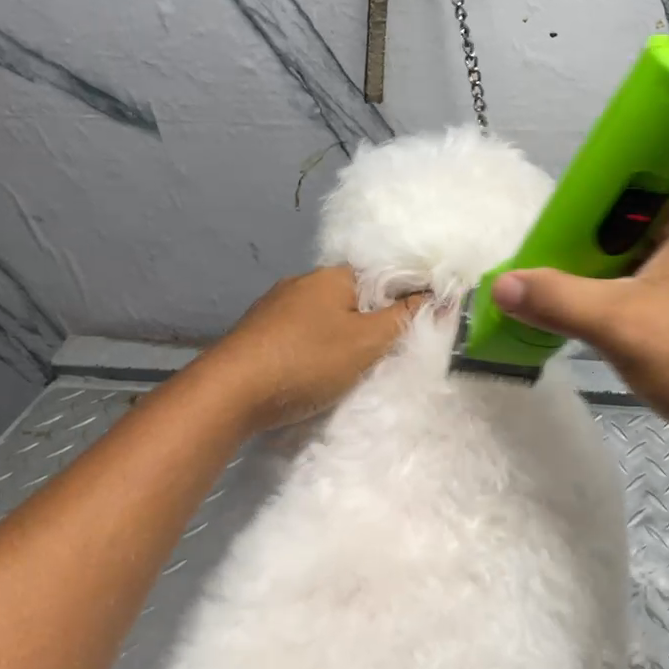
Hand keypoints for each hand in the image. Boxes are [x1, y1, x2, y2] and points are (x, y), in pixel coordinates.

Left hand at [197, 266, 422, 429]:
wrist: (228, 393)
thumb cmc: (307, 361)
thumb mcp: (367, 341)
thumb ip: (405, 317)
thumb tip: (441, 295)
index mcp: (333, 276)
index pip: (383, 276)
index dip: (405, 297)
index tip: (420, 324)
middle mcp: (302, 282)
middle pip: (353, 297)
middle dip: (371, 321)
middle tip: (388, 353)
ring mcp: (275, 308)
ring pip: (324, 317)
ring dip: (341, 337)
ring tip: (353, 367)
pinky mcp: (257, 334)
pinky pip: (300, 335)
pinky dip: (314, 349)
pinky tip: (316, 372)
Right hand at [490, 191, 668, 449]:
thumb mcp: (617, 322)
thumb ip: (557, 298)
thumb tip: (501, 284)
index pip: (637, 183)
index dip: (593, 193)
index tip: (553, 213)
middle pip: (629, 225)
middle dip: (584, 240)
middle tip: (540, 251)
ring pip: (633, 262)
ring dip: (595, 273)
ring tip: (547, 281)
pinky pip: (643, 290)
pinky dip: (613, 298)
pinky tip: (580, 313)